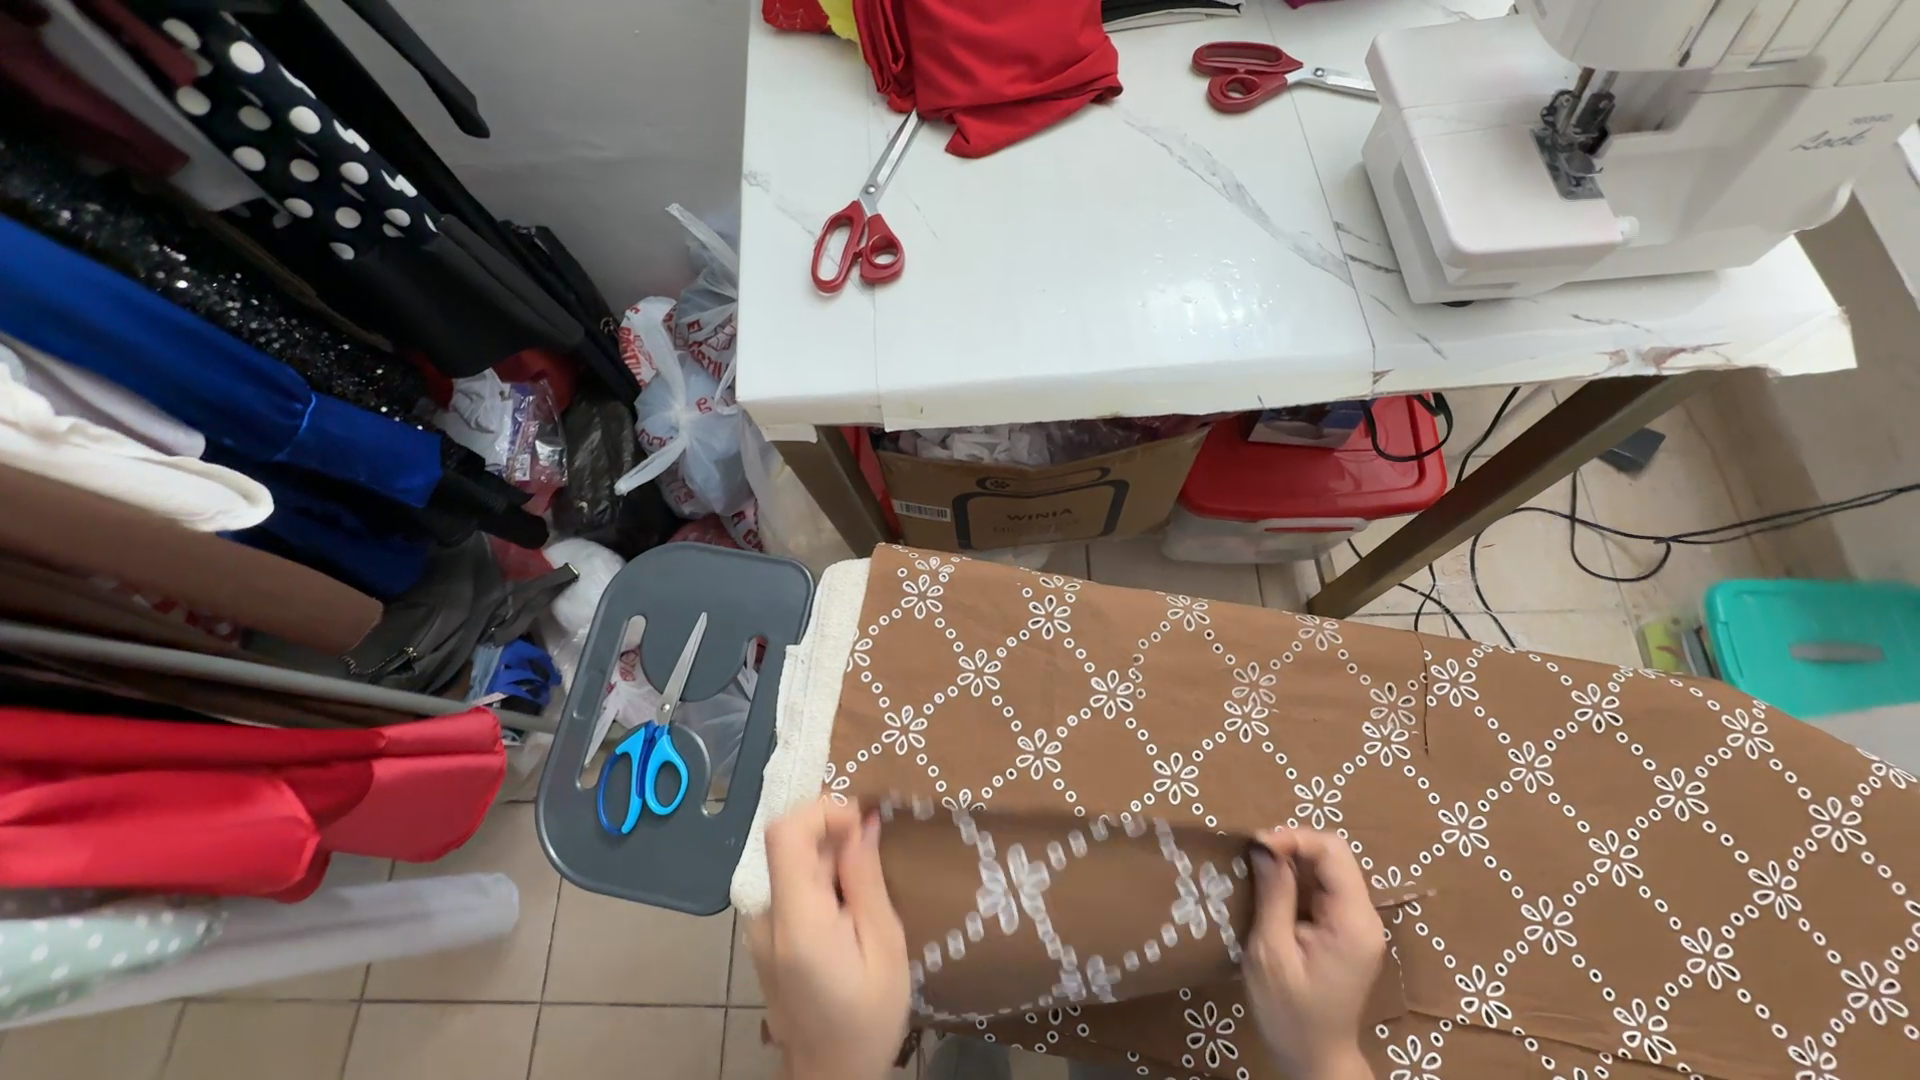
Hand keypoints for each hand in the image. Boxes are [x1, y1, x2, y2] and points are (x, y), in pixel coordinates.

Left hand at [745, 800, 908, 1079]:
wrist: (829, 1078)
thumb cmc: (867, 1019)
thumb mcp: (885, 946)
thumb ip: (865, 878)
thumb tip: (863, 819)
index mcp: (796, 922)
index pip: (785, 833)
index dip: (823, 812)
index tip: (863, 824)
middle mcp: (765, 916)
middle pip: (787, 842)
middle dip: (832, 833)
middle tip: (872, 857)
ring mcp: (757, 925)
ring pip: (789, 858)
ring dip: (827, 855)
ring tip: (862, 890)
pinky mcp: (763, 933)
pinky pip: (789, 882)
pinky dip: (818, 876)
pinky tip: (845, 908)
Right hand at [1242, 828, 1384, 1079]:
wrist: (1314, 1059)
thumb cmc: (1289, 1011)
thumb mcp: (1271, 951)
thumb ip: (1273, 894)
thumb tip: (1263, 845)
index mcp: (1353, 922)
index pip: (1333, 852)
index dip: (1293, 838)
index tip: (1254, 845)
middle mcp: (1364, 916)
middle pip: (1334, 855)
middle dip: (1292, 845)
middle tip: (1252, 854)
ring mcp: (1356, 923)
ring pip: (1327, 868)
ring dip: (1291, 860)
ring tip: (1256, 867)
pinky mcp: (1344, 930)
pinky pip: (1322, 887)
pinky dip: (1295, 878)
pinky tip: (1270, 887)